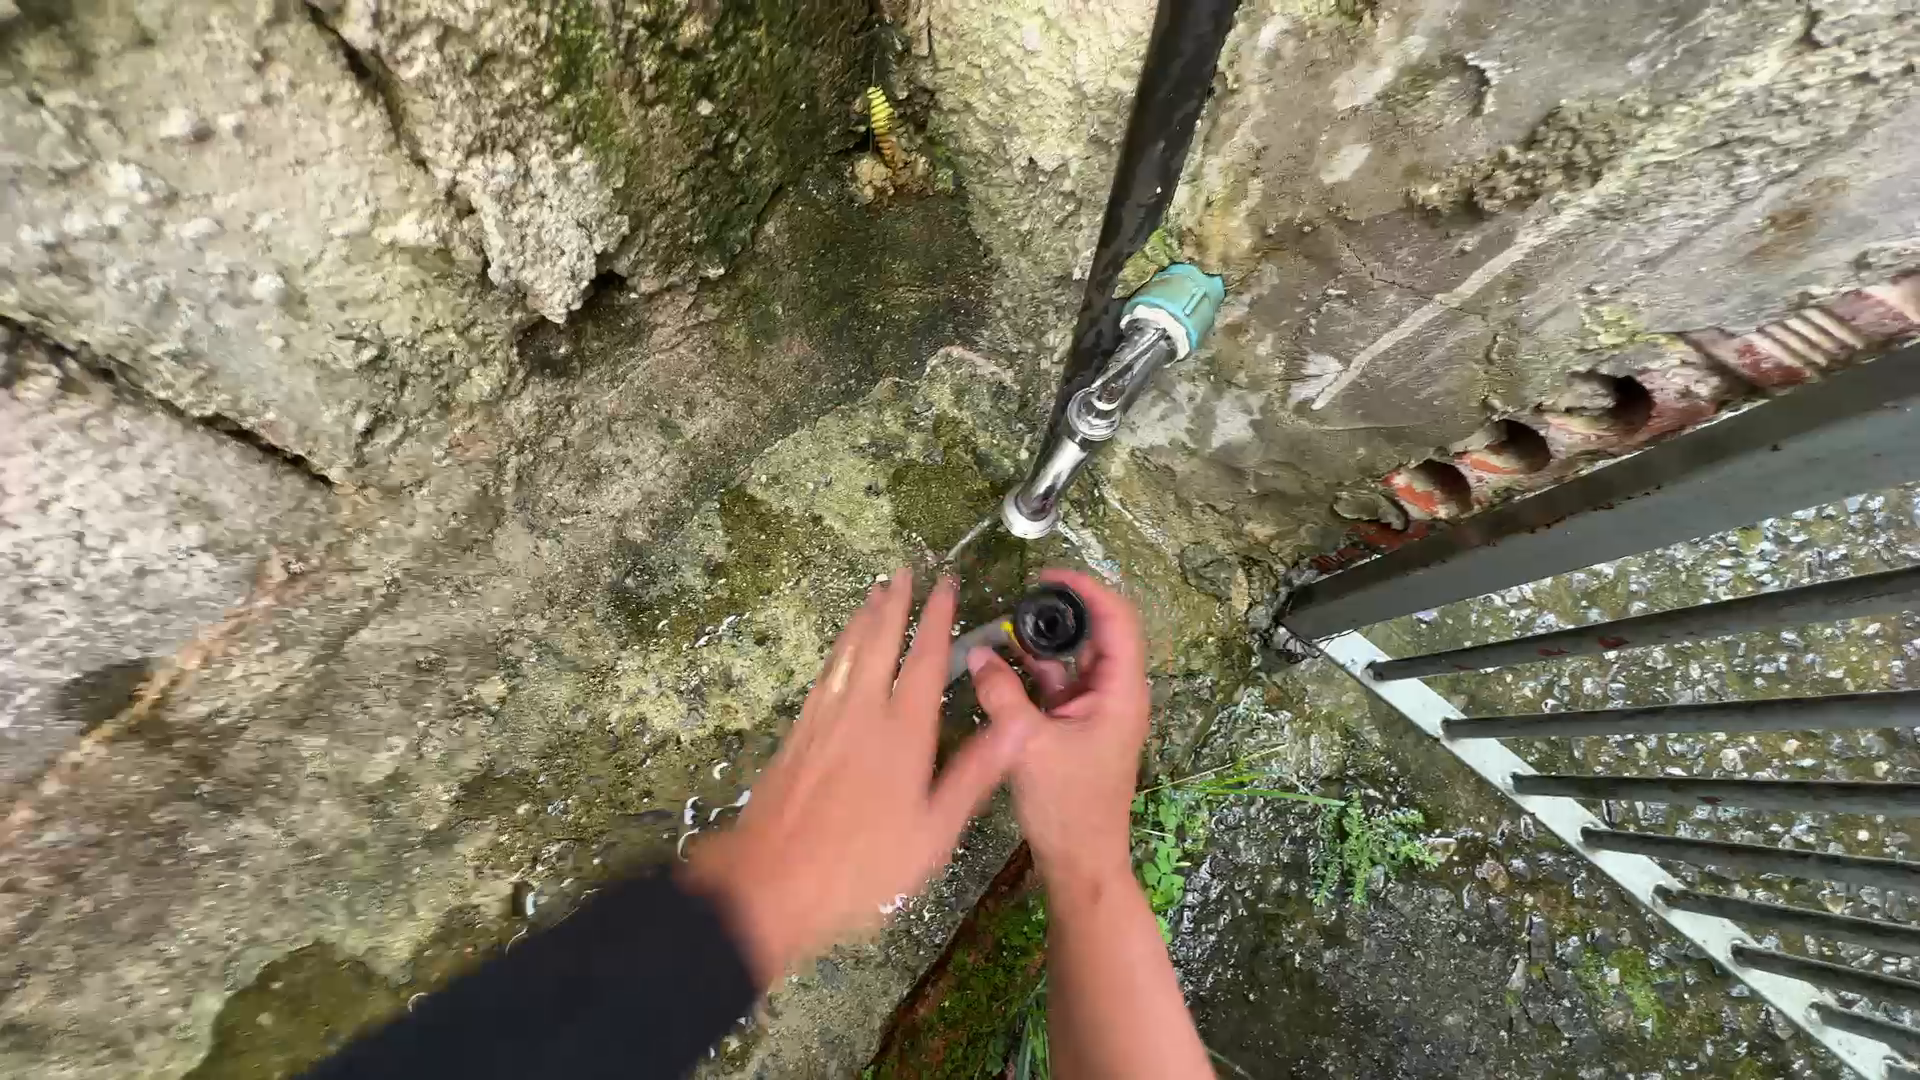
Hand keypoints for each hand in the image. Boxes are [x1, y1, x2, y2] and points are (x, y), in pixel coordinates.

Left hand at [683, 571, 1033, 984]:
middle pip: (880, 640)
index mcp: (902, 730)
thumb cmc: (862, 864)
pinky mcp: (799, 730)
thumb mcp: (932, 832)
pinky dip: (838, 647)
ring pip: (848, 650)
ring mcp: (825, 717)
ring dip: (864, 616)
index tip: (947, 583)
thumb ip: (974, 774)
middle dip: (896, 602)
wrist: (769, 882)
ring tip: (875, 590)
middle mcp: (863, 710)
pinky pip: (825, 672)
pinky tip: (840, 646)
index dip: (938, 616)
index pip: (926, 657)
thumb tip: (1018, 726)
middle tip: (904, 568)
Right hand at [966, 568, 1149, 893]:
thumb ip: (1002, 694)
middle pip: (1099, 632)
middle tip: (1022, 594)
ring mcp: (1097, 707)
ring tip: (1008, 620)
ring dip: (1046, 638)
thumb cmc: (1067, 804)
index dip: (1088, 589)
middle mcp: (1116, 691)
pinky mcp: (1078, 722)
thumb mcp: (1029, 744)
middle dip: (1063, 609)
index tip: (1048, 575)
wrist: (1080, 861)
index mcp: (1121, 690)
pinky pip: (1059, 682)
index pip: (1117, 619)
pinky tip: (1004, 657)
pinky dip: (1036, 667)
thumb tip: (977, 653)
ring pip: (1076, 657)